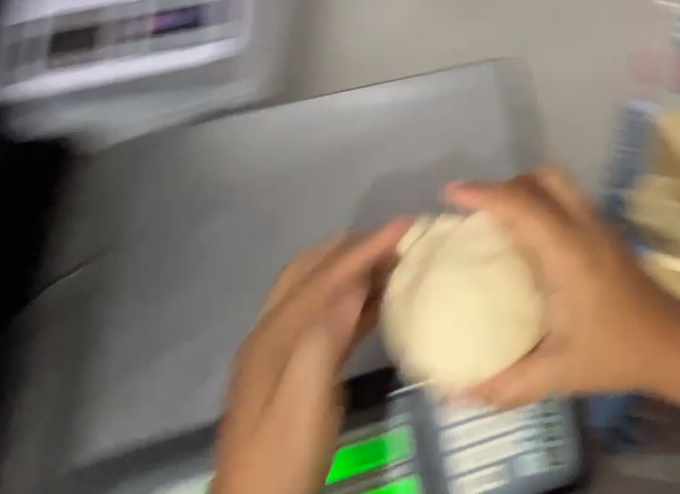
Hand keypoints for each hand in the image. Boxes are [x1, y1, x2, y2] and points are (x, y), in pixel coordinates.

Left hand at [213, 223, 409, 493]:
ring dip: (355, 270)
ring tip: (397, 262)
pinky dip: (353, 298)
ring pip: (318, 290)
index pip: (325, 275)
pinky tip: (380, 303)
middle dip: (355, 248)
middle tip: (401, 240)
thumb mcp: (306, 400)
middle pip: (313, 271)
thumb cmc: (284, 456)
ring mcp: (280, 351)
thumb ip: (325, 337)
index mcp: (274, 335)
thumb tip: (353, 281)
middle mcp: (272, 333)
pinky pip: (326, 316)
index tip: (406, 224)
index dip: (365, 246)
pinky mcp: (293, 369)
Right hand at [445, 168, 679, 442]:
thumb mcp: (556, 374)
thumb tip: (451, 393)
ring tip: (495, 219)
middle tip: (474, 210)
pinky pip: (568, 199)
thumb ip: (503, 384)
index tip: (449, 194)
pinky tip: (528, 237)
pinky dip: (543, 201)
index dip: (484, 193)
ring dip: (526, 189)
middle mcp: (584, 227)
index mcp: (568, 252)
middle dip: (505, 184)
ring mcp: (600, 226)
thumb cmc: (616, 354)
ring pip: (559, 183)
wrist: (674, 343)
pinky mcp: (607, 233)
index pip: (522, 205)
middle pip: (543, 178)